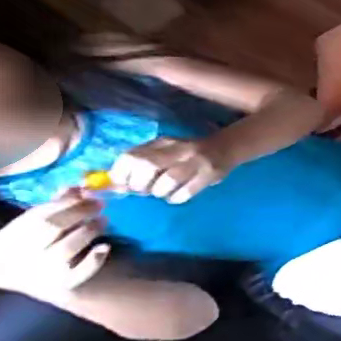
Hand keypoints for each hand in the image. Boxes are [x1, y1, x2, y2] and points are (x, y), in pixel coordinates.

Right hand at [0, 189, 111, 293]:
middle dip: (78, 211)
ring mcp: (39, 274)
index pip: (34, 217)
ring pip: (64, 249)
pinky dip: (93, 260)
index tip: (83, 193)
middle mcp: (16, 259)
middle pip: (49, 228)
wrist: (53, 284)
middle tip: (99, 203)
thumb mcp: (41, 227)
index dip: (61, 204)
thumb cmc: (45, 247)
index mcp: (6, 241)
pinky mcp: (62, 286)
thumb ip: (56, 207)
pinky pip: (79, 274)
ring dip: (88, 230)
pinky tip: (104, 247)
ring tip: (103, 220)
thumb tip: (75, 187)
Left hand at [110, 136, 224, 202]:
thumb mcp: (163, 153)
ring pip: (168, 181)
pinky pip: (186, 191)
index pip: (131, 156)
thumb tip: (113, 187)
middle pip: (147, 166)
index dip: (121, 173)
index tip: (122, 183)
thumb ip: (139, 166)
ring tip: (162, 193)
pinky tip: (177, 196)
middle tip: (143, 190)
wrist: (227, 147)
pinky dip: (176, 198)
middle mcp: (179, 149)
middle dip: (139, 184)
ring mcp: (197, 161)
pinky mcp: (210, 174)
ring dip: (159, 192)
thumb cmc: (187, 154)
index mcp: (162, 143)